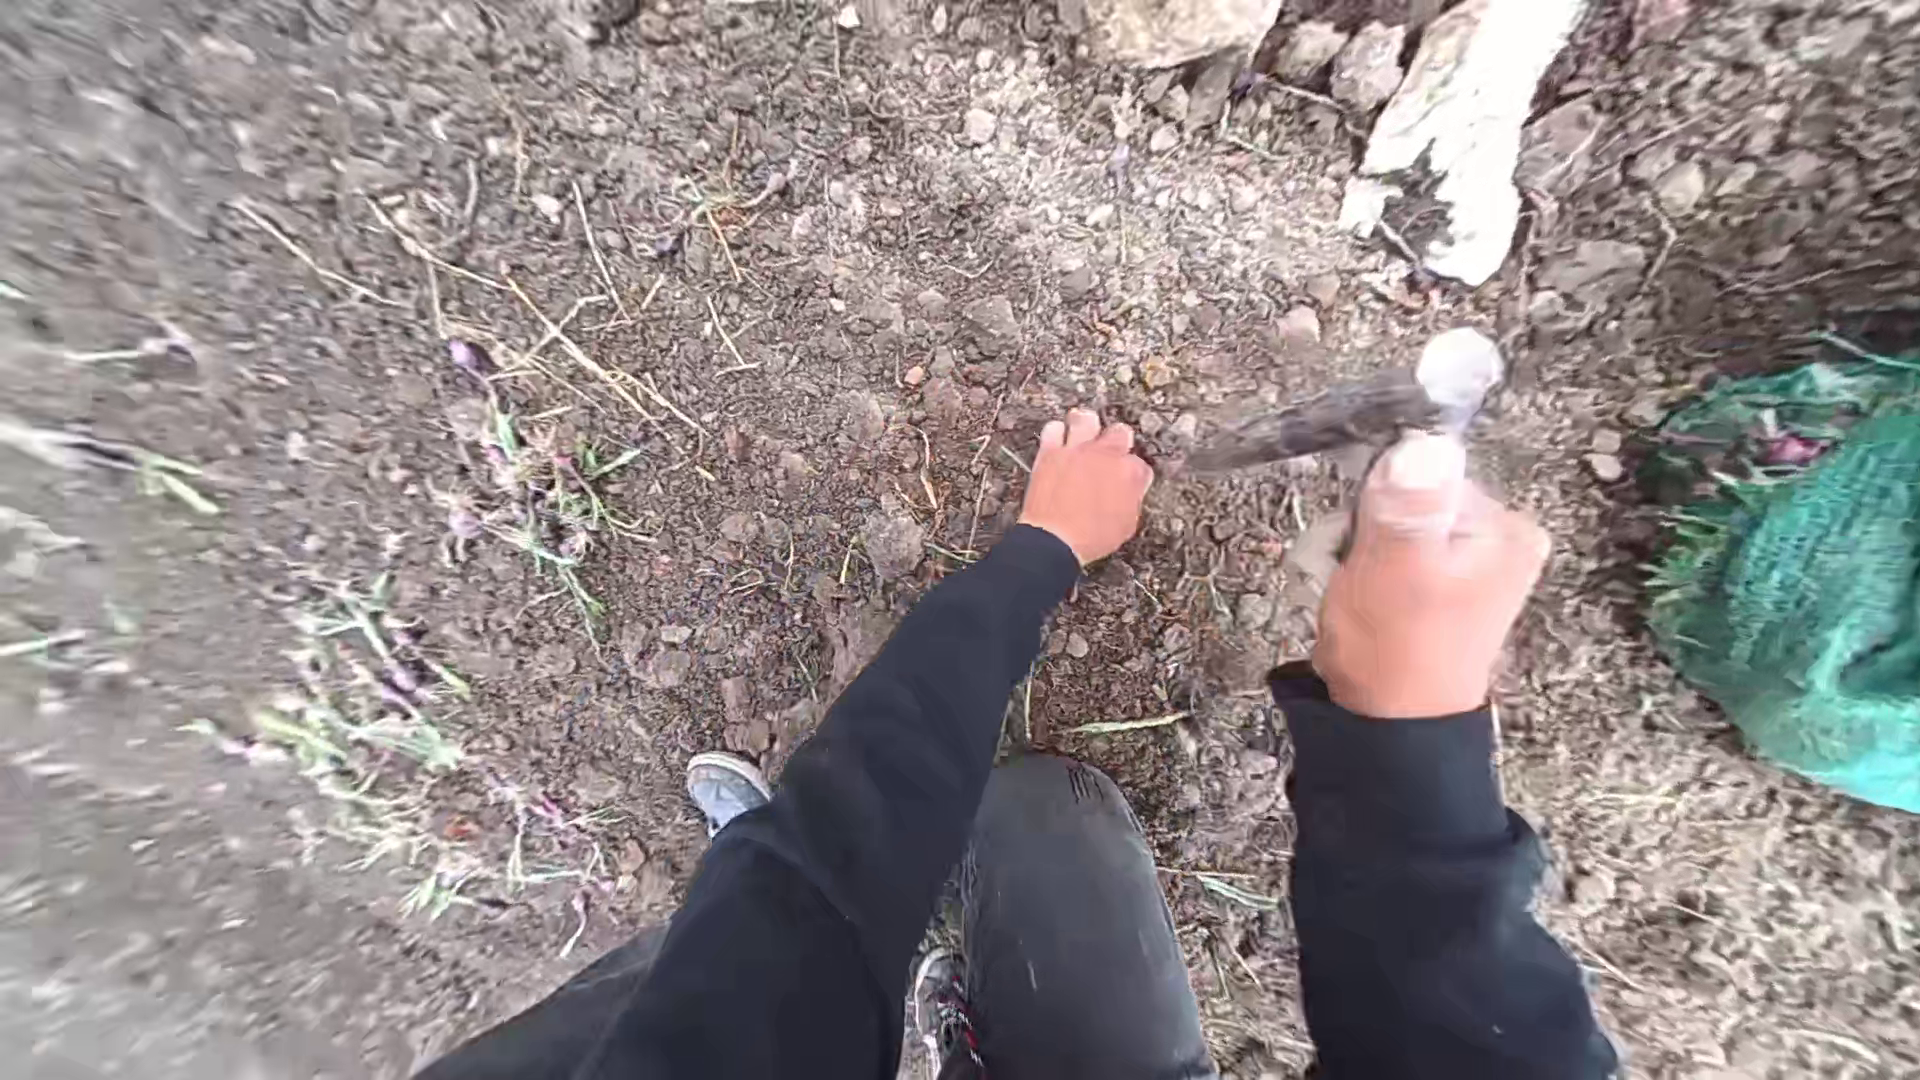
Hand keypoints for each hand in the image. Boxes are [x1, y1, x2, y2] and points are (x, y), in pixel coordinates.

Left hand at [1017, 408, 1153, 564]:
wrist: (1055, 539)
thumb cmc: (1090, 537)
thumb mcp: (1126, 524)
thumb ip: (1131, 499)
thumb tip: (1129, 490)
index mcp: (1130, 473)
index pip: (1139, 462)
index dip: (1132, 471)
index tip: (1124, 478)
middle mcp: (1106, 455)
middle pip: (1119, 431)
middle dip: (1117, 440)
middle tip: (1108, 451)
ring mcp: (1077, 450)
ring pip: (1086, 419)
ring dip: (1086, 425)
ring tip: (1083, 432)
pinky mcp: (1051, 452)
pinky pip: (1054, 428)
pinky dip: (1056, 433)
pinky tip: (1058, 441)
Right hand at [1313, 433, 1548, 718]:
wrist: (1383, 719)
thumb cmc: (1392, 645)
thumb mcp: (1396, 571)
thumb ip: (1407, 508)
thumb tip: (1422, 442)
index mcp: (1499, 529)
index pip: (1421, 473)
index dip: (1373, 500)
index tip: (1356, 538)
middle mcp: (1485, 537)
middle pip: (1393, 497)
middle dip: (1350, 530)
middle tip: (1342, 570)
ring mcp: (1452, 560)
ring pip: (1372, 522)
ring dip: (1339, 550)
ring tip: (1339, 588)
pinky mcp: (1421, 578)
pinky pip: (1371, 547)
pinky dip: (1345, 566)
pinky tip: (1343, 592)